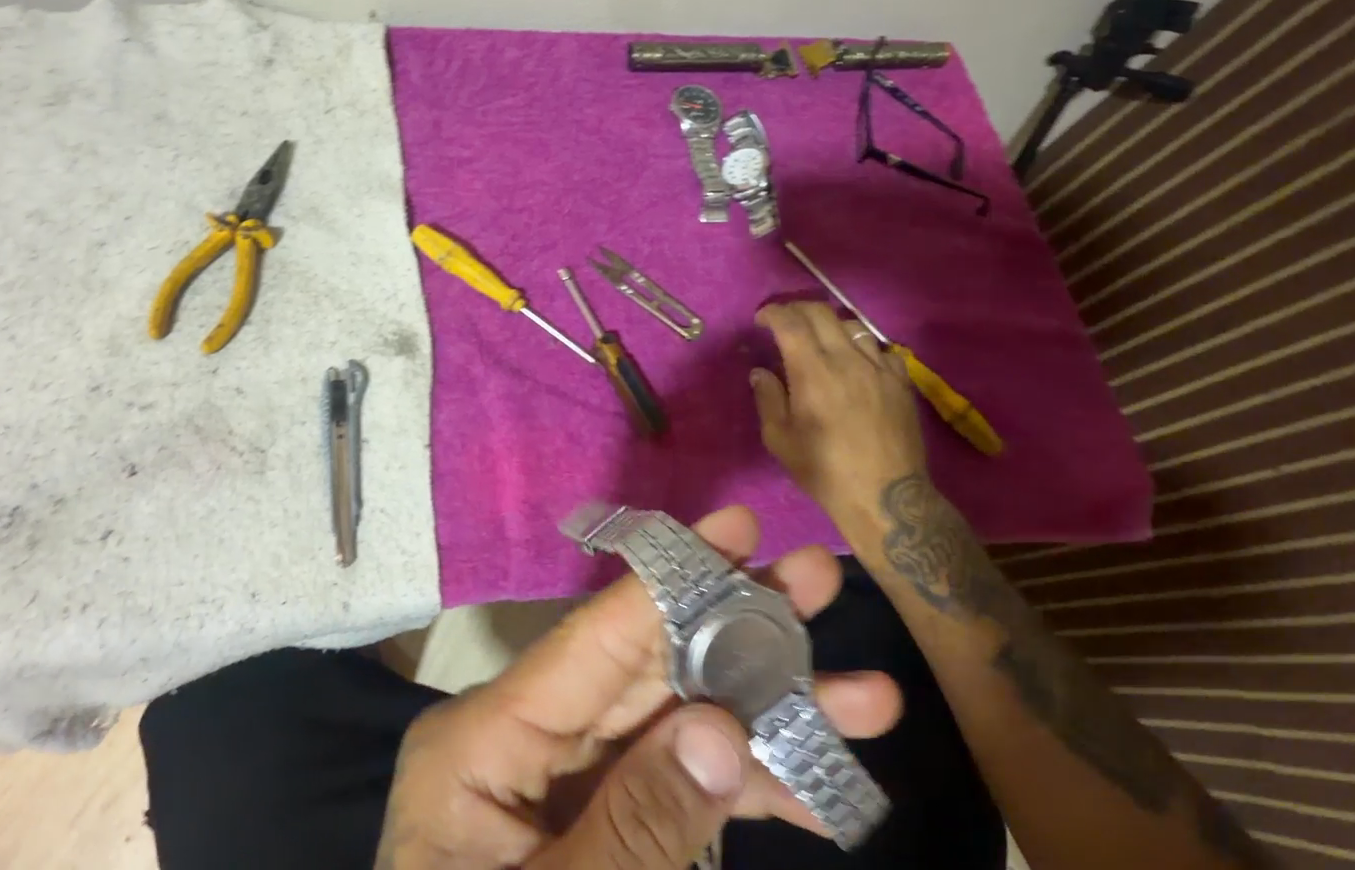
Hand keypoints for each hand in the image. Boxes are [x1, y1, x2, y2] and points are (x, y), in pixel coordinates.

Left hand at [375, 505, 901, 868]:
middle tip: (819, 582)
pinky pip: (680, 789)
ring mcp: (571, 784)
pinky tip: (820, 785)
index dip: (671, 580)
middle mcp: (530, 742)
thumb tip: (722, 726)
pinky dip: (746, 788)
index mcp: (486, 739)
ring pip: (679, 727)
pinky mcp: (604, 826)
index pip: (593, 640)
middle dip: (742, 633)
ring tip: (867, 699)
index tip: (738, 528)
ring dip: (769, 717)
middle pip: (647, 669)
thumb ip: (636, 821)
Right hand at [752, 302, 927, 517]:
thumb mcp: (780, 441)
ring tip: (822, 340)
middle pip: (822, 312)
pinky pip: (881, 348)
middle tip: (786, 321)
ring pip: (853, 325)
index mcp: (812, 372)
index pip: (790, 322)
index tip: (762, 319)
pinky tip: (857, 363)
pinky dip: (863, 347)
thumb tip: (760, 372)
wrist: (885, 495)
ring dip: (830, 326)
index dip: (773, 313)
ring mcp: (878, 367)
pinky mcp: (901, 380)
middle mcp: (847, 359)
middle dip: (798, 309)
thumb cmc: (824, 470)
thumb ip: (768, 399)